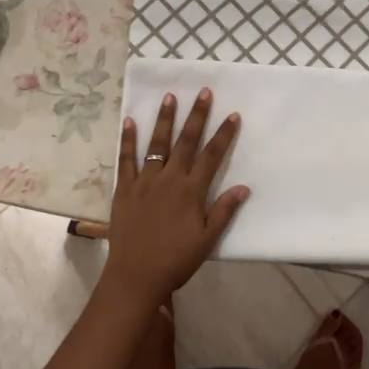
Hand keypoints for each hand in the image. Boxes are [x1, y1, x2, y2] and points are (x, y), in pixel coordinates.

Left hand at [101, 90, 248, 308]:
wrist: (135, 277)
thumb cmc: (175, 260)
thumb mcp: (206, 240)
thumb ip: (224, 211)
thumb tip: (244, 187)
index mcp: (191, 191)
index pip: (212, 156)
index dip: (223, 135)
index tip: (233, 115)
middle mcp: (169, 179)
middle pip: (186, 141)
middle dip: (197, 115)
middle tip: (203, 92)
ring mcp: (145, 181)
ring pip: (157, 143)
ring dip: (164, 118)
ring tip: (170, 96)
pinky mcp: (124, 189)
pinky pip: (126, 159)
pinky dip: (128, 139)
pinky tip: (129, 121)